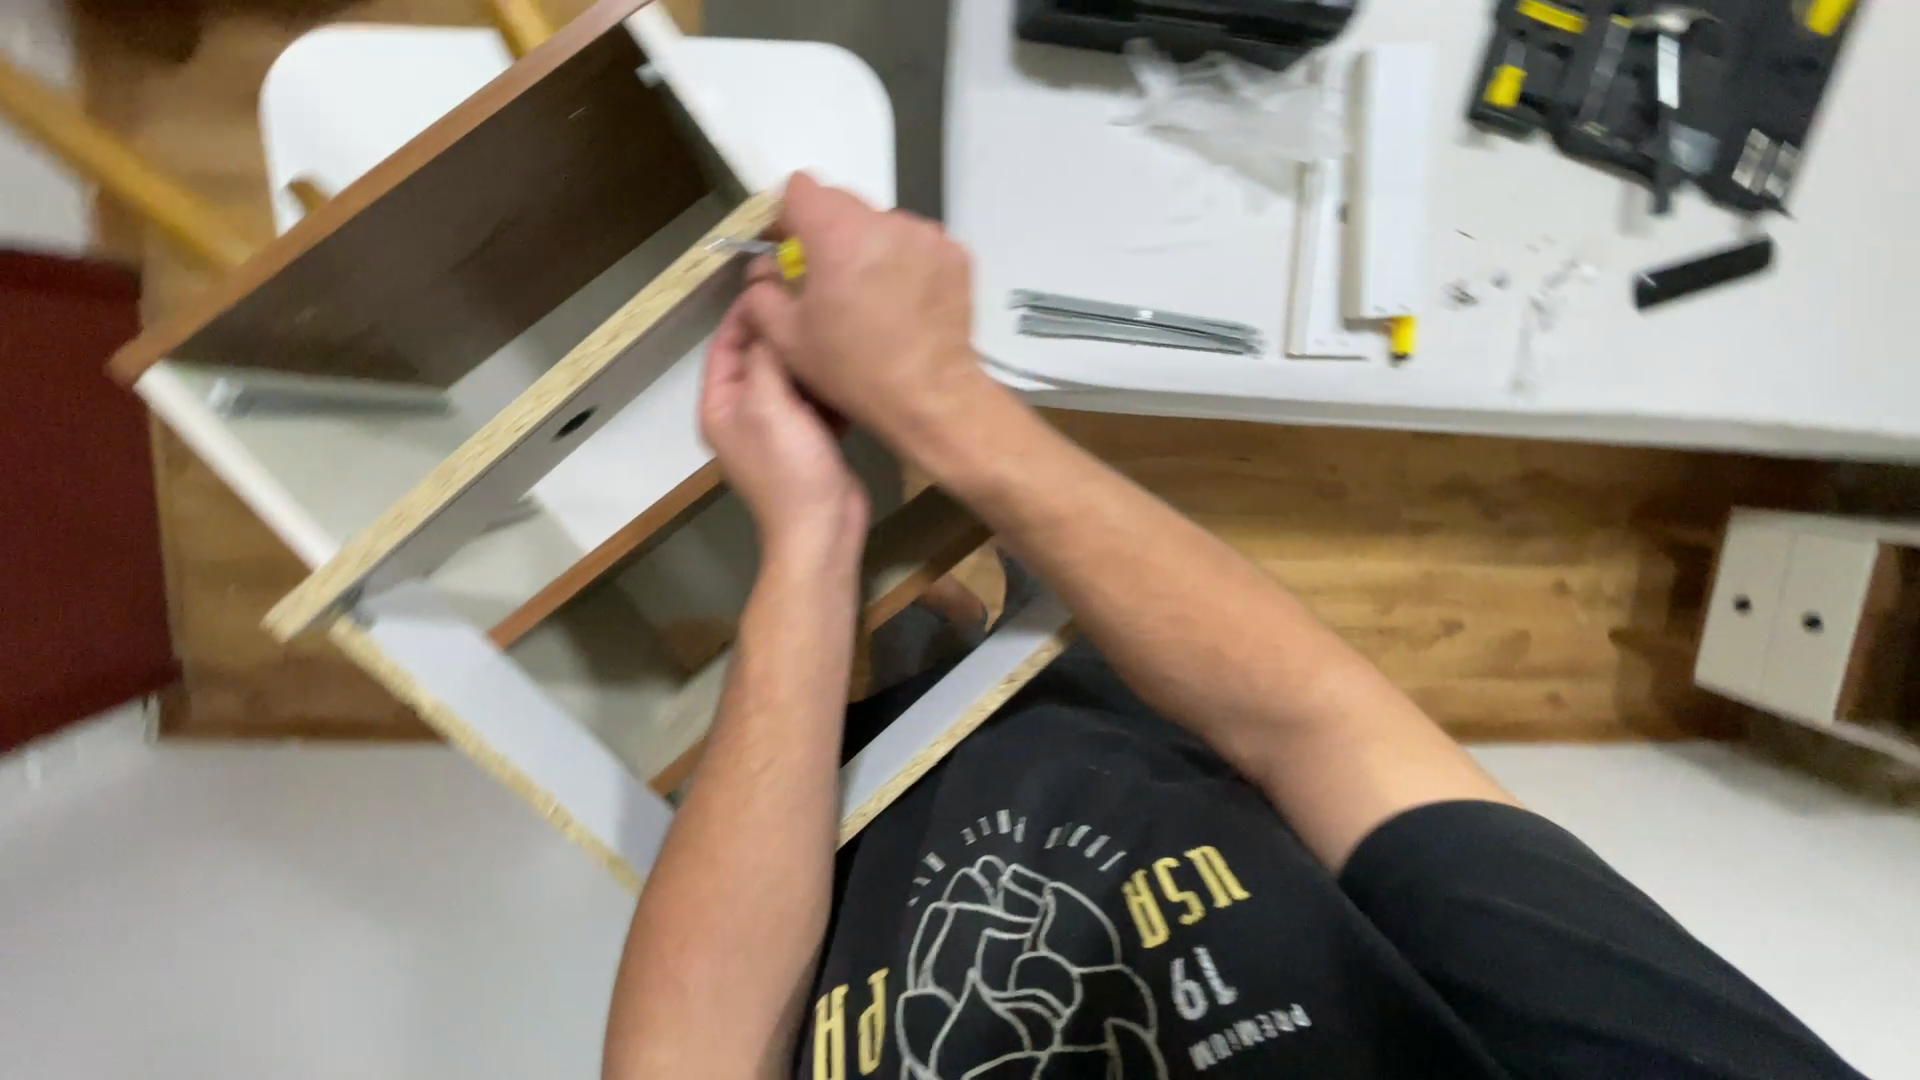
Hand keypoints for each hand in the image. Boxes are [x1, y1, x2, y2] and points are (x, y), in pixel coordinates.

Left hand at [699, 302, 868, 563]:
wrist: (822, 528)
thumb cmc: (790, 469)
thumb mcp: (770, 405)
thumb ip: (765, 356)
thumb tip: (768, 313)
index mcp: (721, 404)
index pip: (725, 344)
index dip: (748, 312)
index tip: (778, 281)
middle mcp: (743, 412)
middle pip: (760, 358)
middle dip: (786, 334)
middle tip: (817, 302)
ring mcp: (777, 427)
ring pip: (791, 378)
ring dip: (811, 360)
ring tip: (838, 331)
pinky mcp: (808, 439)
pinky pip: (814, 401)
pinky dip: (828, 388)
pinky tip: (849, 373)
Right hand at [735, 173, 990, 452]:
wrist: (931, 397)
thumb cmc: (855, 372)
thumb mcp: (789, 339)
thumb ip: (763, 292)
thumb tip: (766, 271)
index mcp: (837, 233)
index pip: (800, 188)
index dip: (788, 215)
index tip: (790, 247)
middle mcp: (885, 222)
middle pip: (843, 204)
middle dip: (829, 234)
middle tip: (830, 281)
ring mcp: (926, 236)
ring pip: (882, 224)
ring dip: (870, 248)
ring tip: (872, 296)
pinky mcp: (955, 255)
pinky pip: (918, 244)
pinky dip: (906, 262)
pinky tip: (904, 301)